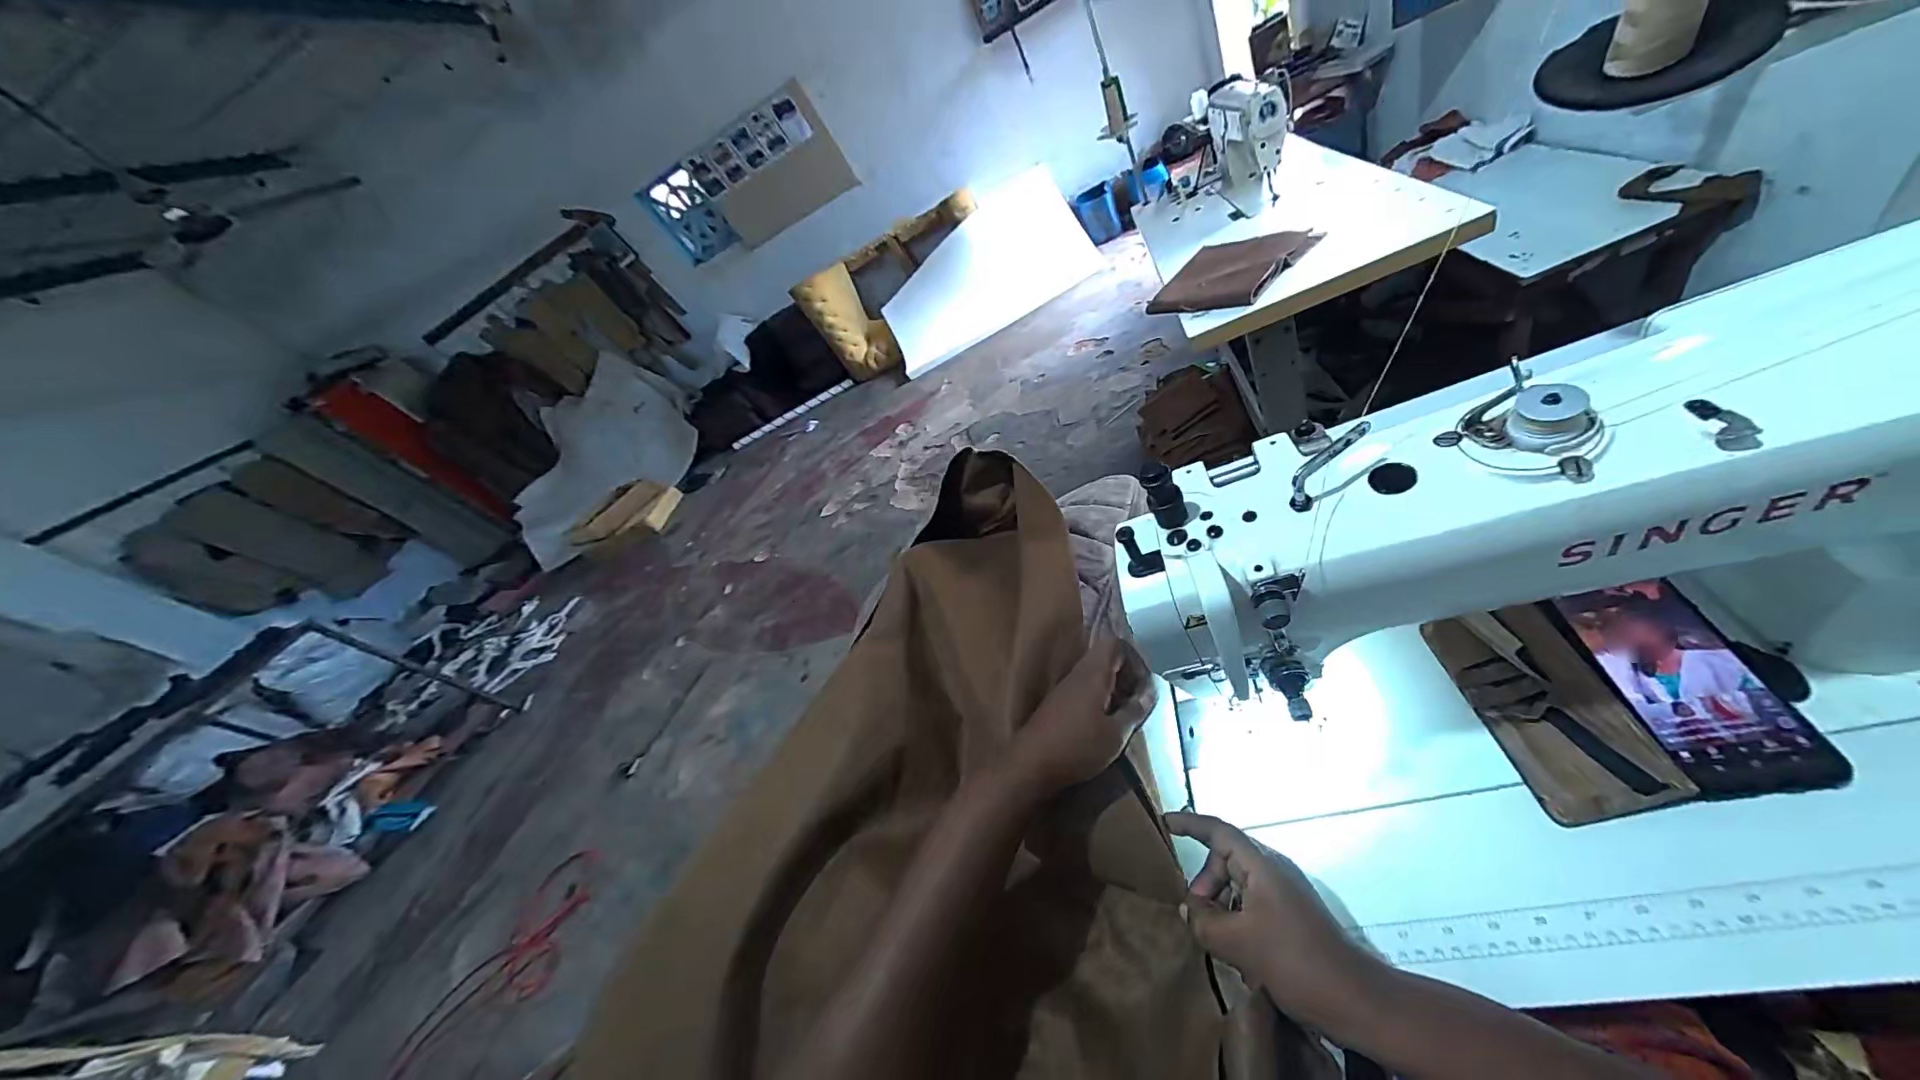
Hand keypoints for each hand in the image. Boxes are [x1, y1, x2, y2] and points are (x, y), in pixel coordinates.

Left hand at [1007, 635, 1156, 797]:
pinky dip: (1099, 702)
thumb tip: (1149, 693)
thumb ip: (1135, 710)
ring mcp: (1064, 689)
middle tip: (1139, 703)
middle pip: (1106, 659)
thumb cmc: (1077, 746)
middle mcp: (1077, 674)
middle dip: (1127, 677)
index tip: (1145, 686)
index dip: (1136, 660)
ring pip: (1095, 677)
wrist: (1030, 764)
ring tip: (1126, 717)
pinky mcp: (1057, 705)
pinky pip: (1084, 692)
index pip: (1116, 644)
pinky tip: (1104, 726)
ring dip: (1114, 691)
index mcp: (1093, 673)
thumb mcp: (1116, 733)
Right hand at [1166, 812, 1376, 1022]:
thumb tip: (1188, 908)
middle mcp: (1274, 871)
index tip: (1165, 821)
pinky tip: (1236, 946)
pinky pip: (1253, 902)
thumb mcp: (1236, 943)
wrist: (1356, 1001)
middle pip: (1226, 858)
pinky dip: (1236, 915)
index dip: (1189, 824)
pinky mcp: (1293, 915)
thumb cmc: (1294, 961)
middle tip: (1195, 911)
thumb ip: (1202, 920)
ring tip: (1215, 934)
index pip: (1218, 831)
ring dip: (1220, 901)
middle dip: (1204, 880)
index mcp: (1261, 865)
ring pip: (1239, 882)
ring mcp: (1286, 893)